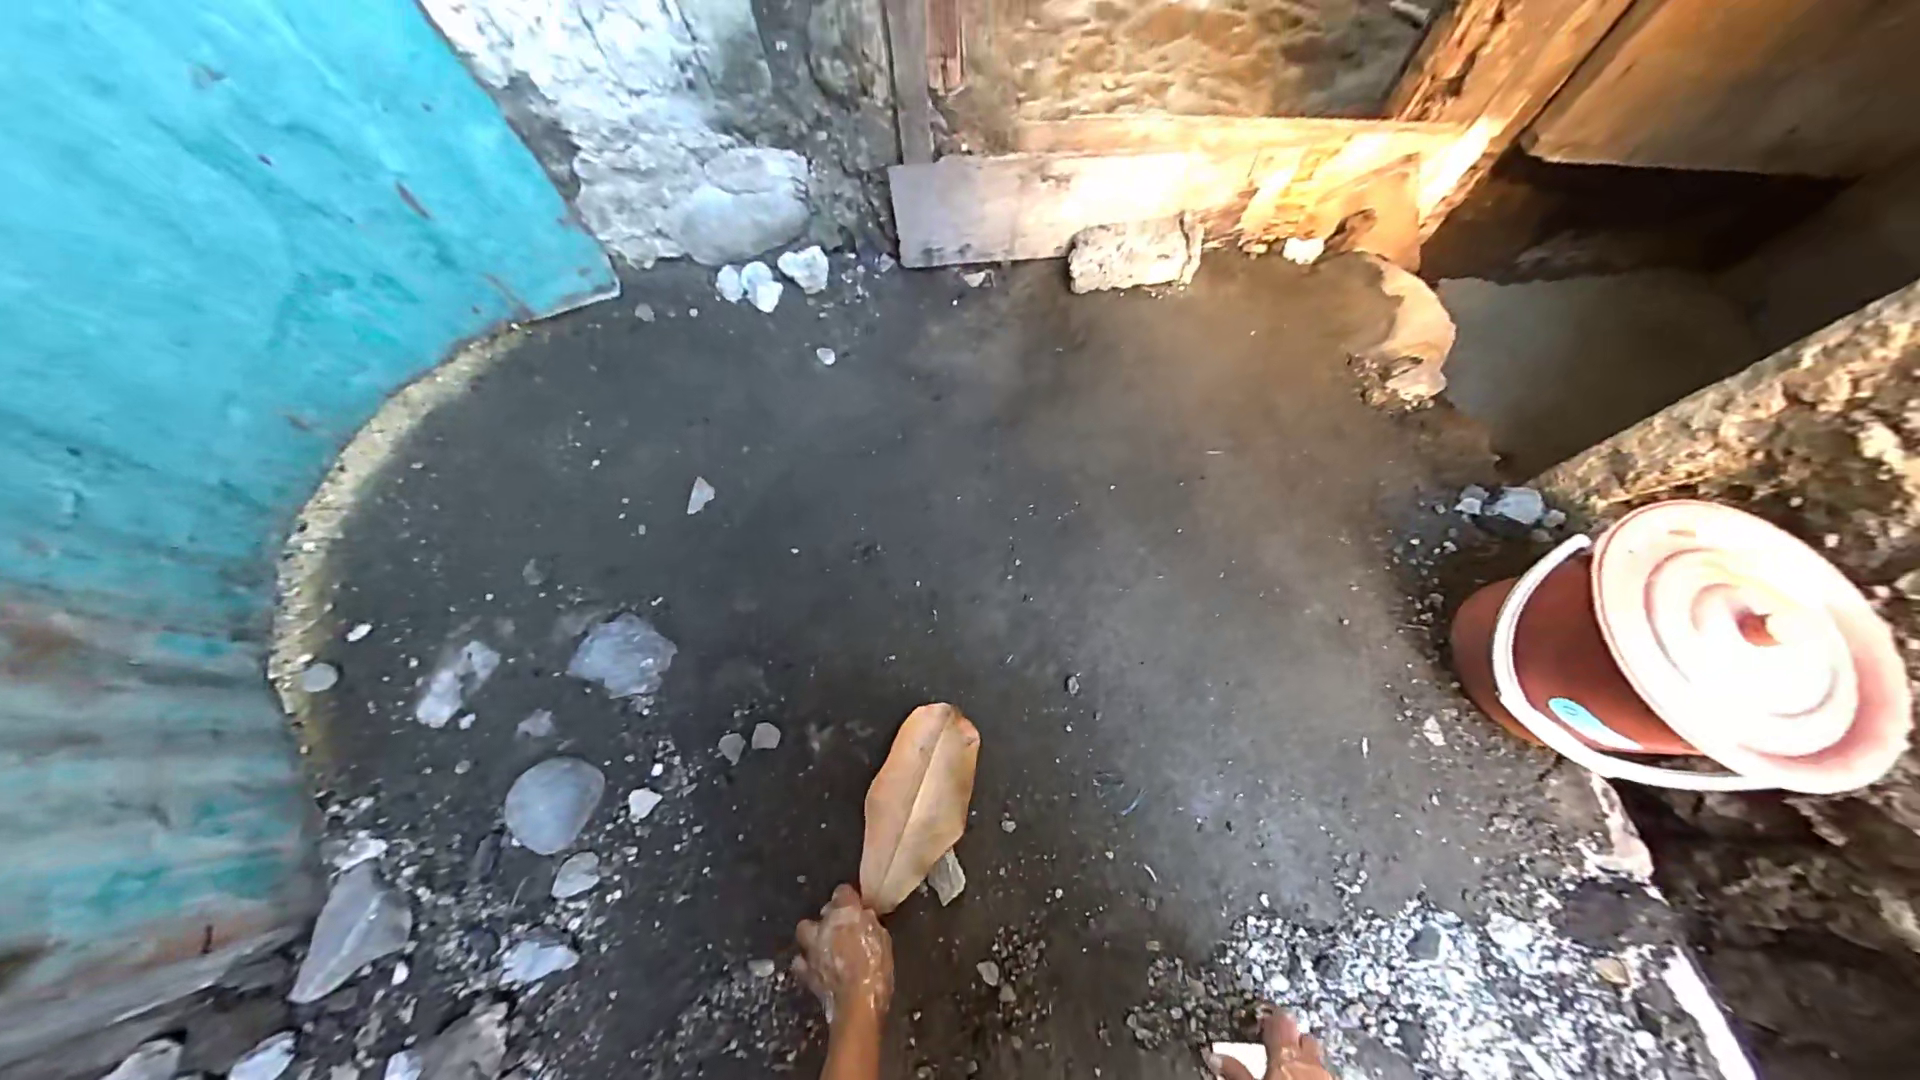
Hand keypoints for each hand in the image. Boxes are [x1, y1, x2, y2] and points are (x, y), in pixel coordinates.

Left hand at [794, 884, 892, 1022]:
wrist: (858, 1004)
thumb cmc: (876, 967)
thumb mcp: (883, 938)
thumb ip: (870, 923)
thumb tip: (864, 917)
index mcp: (845, 911)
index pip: (842, 891)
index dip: (849, 898)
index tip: (856, 906)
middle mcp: (824, 924)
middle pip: (823, 910)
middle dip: (830, 917)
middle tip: (841, 927)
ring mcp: (812, 948)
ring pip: (804, 930)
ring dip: (814, 936)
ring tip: (824, 945)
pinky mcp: (806, 971)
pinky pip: (800, 962)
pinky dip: (807, 963)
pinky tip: (816, 968)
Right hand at [1203, 1007, 1331, 1079]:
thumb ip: (1234, 1071)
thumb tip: (1213, 1055)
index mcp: (1285, 1056)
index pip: (1281, 1021)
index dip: (1272, 1020)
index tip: (1262, 1024)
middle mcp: (1310, 1063)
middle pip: (1304, 1038)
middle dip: (1293, 1040)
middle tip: (1277, 1048)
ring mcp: (1327, 1079)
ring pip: (1318, 1061)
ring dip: (1306, 1062)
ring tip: (1291, 1073)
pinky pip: (1326, 1078)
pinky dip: (1315, 1078)